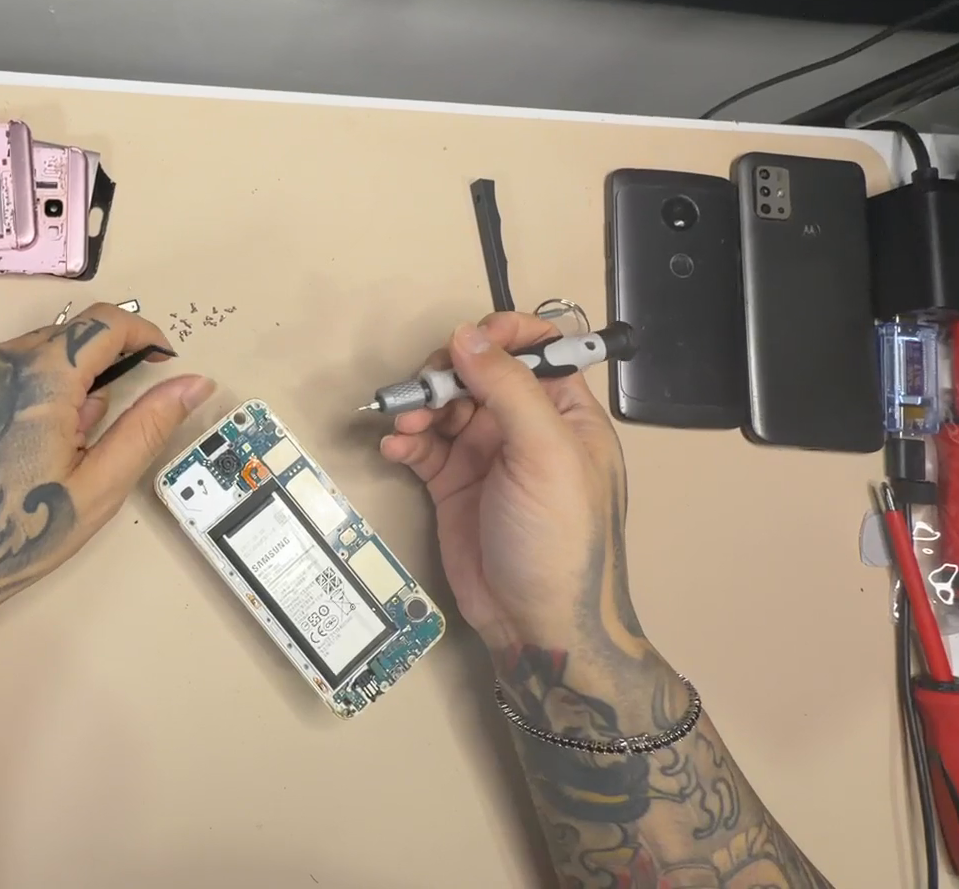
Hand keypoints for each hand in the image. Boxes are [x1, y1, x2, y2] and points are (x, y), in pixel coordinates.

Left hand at [0, 303, 215, 648]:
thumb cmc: (18, 534)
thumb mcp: (98, 486)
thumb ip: (148, 425)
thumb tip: (194, 382)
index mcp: (41, 377)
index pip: (105, 321)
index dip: (143, 333)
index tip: (160, 360)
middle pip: (66, 337)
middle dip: (96, 368)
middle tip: (96, 430)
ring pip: (28, 353)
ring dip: (55, 381)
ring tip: (47, 447)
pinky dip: (17, 391)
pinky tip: (6, 445)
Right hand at [378, 312, 647, 659]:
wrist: (535, 623)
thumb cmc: (559, 538)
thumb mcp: (545, 455)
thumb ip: (508, 389)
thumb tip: (466, 336)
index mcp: (563, 412)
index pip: (539, 348)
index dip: (503, 335)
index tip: (466, 341)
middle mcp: (522, 426)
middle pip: (476, 372)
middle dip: (444, 376)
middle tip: (423, 395)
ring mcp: (484, 454)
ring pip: (442, 405)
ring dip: (418, 408)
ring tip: (404, 427)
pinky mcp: (451, 481)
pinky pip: (421, 445)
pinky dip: (404, 441)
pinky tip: (395, 450)